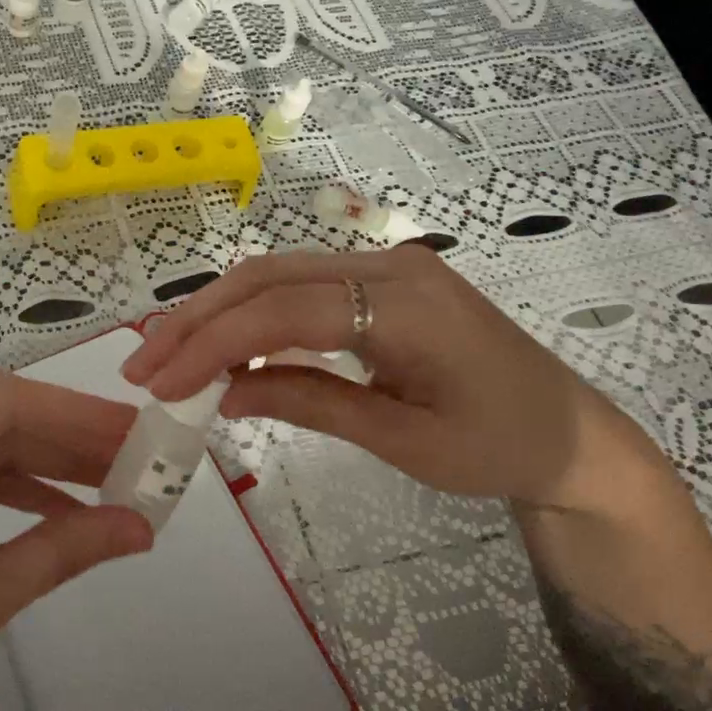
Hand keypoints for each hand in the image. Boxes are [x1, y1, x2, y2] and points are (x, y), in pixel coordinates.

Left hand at [0, 371, 154, 710]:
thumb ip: (66, 549)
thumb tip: (143, 527)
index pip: (1, 400)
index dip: (73, 411)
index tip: (134, 429)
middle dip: (67, 437)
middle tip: (139, 454)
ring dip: (46, 462)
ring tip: (116, 480)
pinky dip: (14, 487)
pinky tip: (66, 508)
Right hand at [122, 245, 672, 514]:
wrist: (570, 433)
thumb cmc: (498, 447)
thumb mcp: (402, 441)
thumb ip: (308, 402)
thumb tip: (219, 394)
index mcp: (406, 304)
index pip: (284, 311)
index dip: (214, 343)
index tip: (160, 383)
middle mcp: (387, 264)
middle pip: (266, 277)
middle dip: (196, 320)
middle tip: (142, 364)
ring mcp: (381, 263)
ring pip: (272, 274)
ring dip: (213, 313)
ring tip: (165, 356)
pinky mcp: (373, 278)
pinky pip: (295, 286)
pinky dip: (248, 314)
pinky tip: (220, 346)